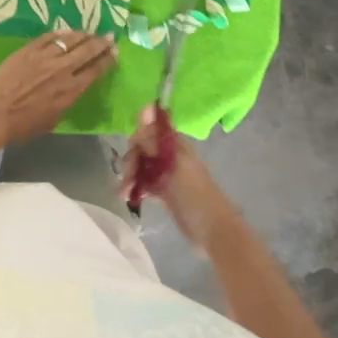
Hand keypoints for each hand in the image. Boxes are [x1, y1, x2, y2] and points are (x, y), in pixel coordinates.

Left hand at [0, 31, 115, 147]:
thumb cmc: (22, 125)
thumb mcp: (53, 120)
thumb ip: (66, 101)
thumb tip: (72, 90)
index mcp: (71, 90)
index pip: (96, 70)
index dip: (107, 59)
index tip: (114, 52)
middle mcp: (63, 69)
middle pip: (88, 50)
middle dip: (101, 42)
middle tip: (108, 37)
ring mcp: (45, 56)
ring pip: (70, 39)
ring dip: (83, 35)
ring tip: (89, 33)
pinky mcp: (28, 49)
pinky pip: (49, 37)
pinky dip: (61, 34)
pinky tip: (65, 32)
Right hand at [121, 105, 230, 245]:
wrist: (213, 230)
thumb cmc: (195, 195)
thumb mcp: (172, 165)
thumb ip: (155, 140)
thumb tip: (145, 107)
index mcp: (176, 145)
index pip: (152, 130)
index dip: (139, 137)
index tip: (133, 150)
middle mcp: (171, 155)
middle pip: (143, 149)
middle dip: (132, 161)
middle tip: (128, 177)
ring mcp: (167, 174)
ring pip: (141, 166)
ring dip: (130, 176)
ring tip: (124, 192)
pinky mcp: (165, 191)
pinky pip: (145, 182)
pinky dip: (135, 187)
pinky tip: (127, 196)